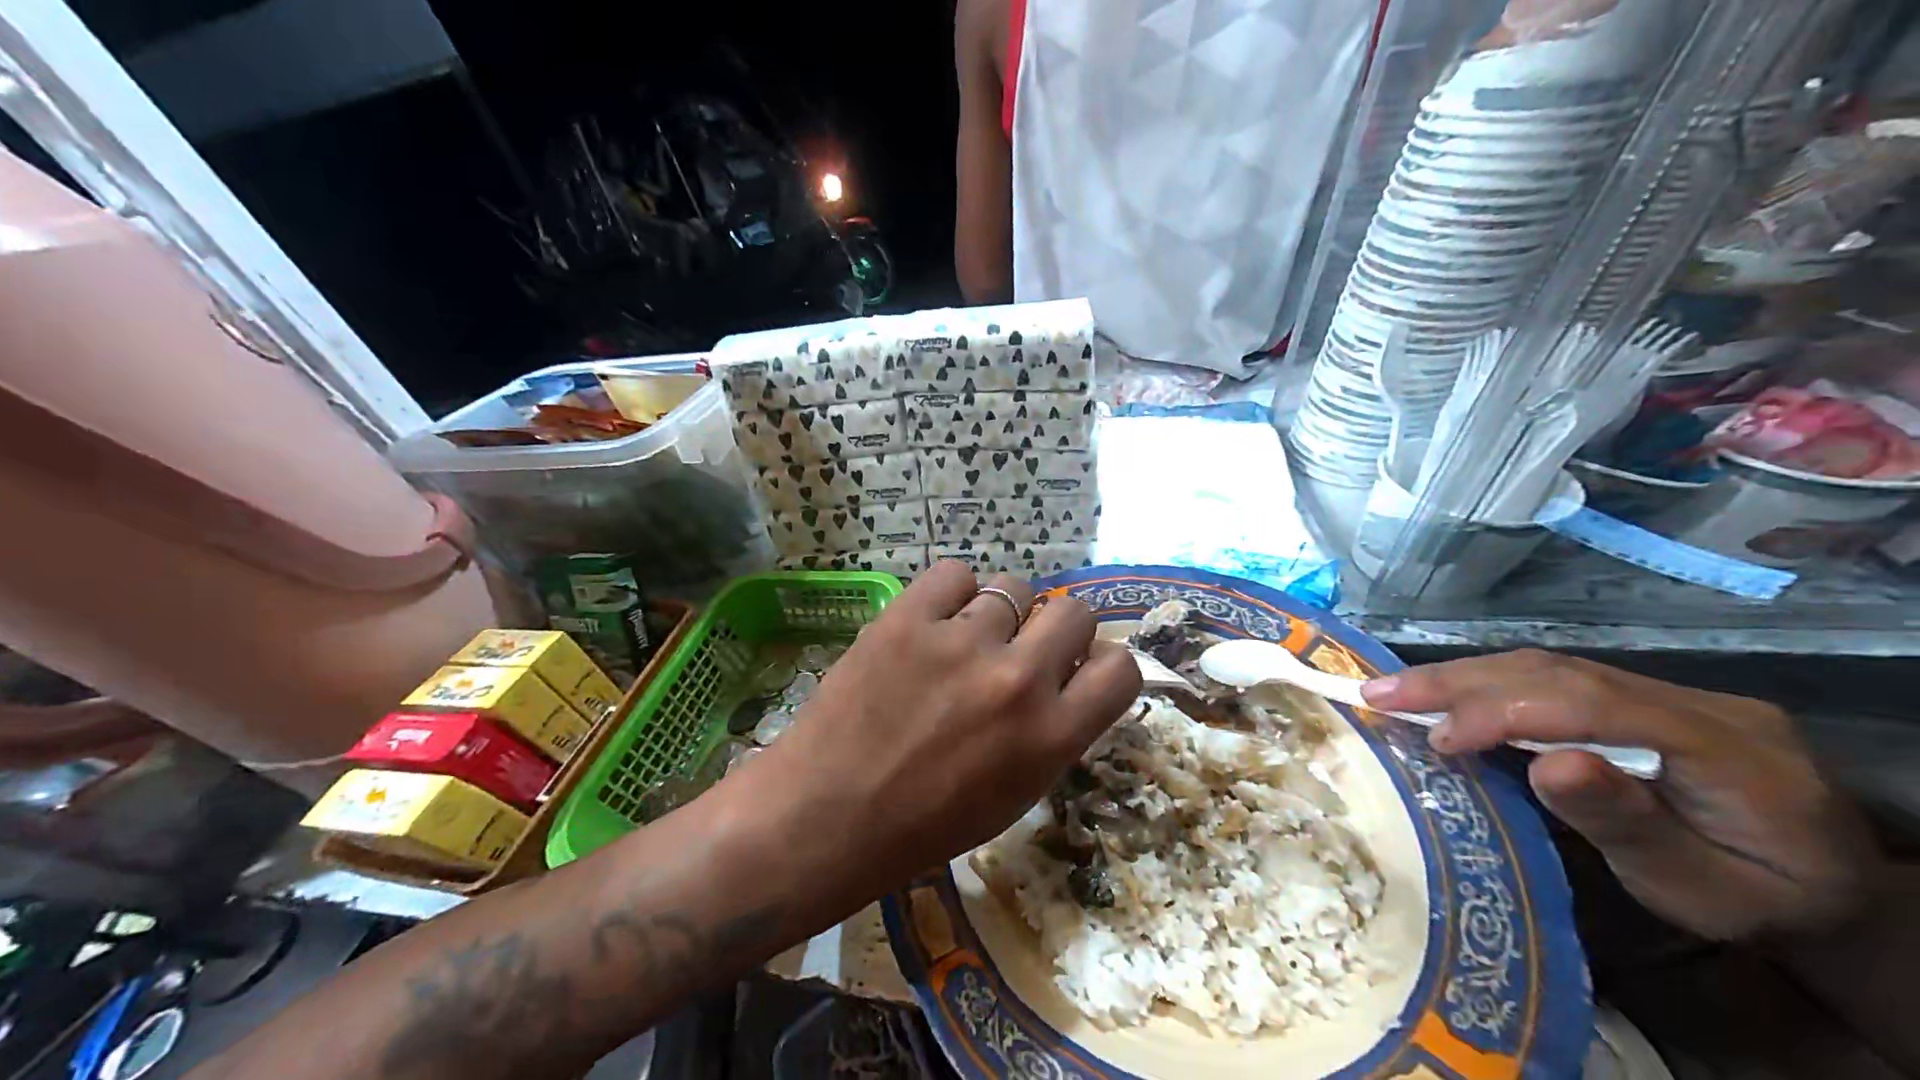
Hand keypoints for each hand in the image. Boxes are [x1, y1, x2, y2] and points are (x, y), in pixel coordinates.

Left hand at [751, 561, 1141, 894]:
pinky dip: (950, 595)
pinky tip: (932, 622)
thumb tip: (1066, 675)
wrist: (827, 814)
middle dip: (1055, 630)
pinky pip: (955, 574)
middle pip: (1074, 613)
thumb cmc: (924, 823)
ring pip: (1013, 588)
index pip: (1120, 668)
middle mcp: (1017, 680)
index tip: (1075, 670)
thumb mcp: (1014, 793)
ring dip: (998, 614)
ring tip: (962, 642)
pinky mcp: (907, 618)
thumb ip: (1053, 731)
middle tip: (1020, 649)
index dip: (1100, 665)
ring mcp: (960, 642)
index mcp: (1051, 736)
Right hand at [1361, 650, 1876, 940]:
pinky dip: (1486, 686)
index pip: (1594, 704)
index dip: (1505, 711)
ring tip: (1391, 690)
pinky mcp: (1639, 698)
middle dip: (1461, 682)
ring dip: (1462, 678)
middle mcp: (1694, 702)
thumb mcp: (1702, 889)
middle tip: (1379, 694)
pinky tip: (1443, 695)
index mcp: (1729, 749)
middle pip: (1558, 673)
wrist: (1830, 892)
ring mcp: (1667, 693)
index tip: (1437, 738)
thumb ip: (1631, 822)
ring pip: (1546, 668)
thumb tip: (1550, 762)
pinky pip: (1551, 680)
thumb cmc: (1762, 904)